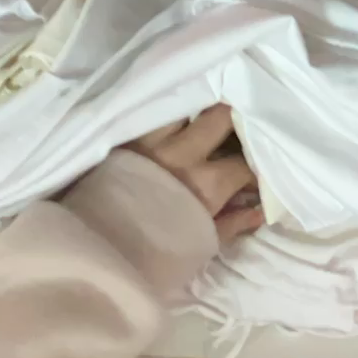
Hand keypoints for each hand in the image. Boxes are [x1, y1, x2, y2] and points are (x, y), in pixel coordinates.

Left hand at [129, 105, 264, 242]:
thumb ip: (233, 223)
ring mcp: (151, 141)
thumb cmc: (153, 255)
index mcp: (206, 185)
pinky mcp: (125, 137)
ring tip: (203, 111)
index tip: (257, 170)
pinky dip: (167, 112)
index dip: (258, 166)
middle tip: (239, 122)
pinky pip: (152, 113)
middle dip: (236, 116)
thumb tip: (260, 210)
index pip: (246, 164)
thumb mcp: (198, 244)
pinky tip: (173, 113)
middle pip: (221, 115)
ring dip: (197, 105)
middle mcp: (182, 155)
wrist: (97, 254)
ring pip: (184, 102)